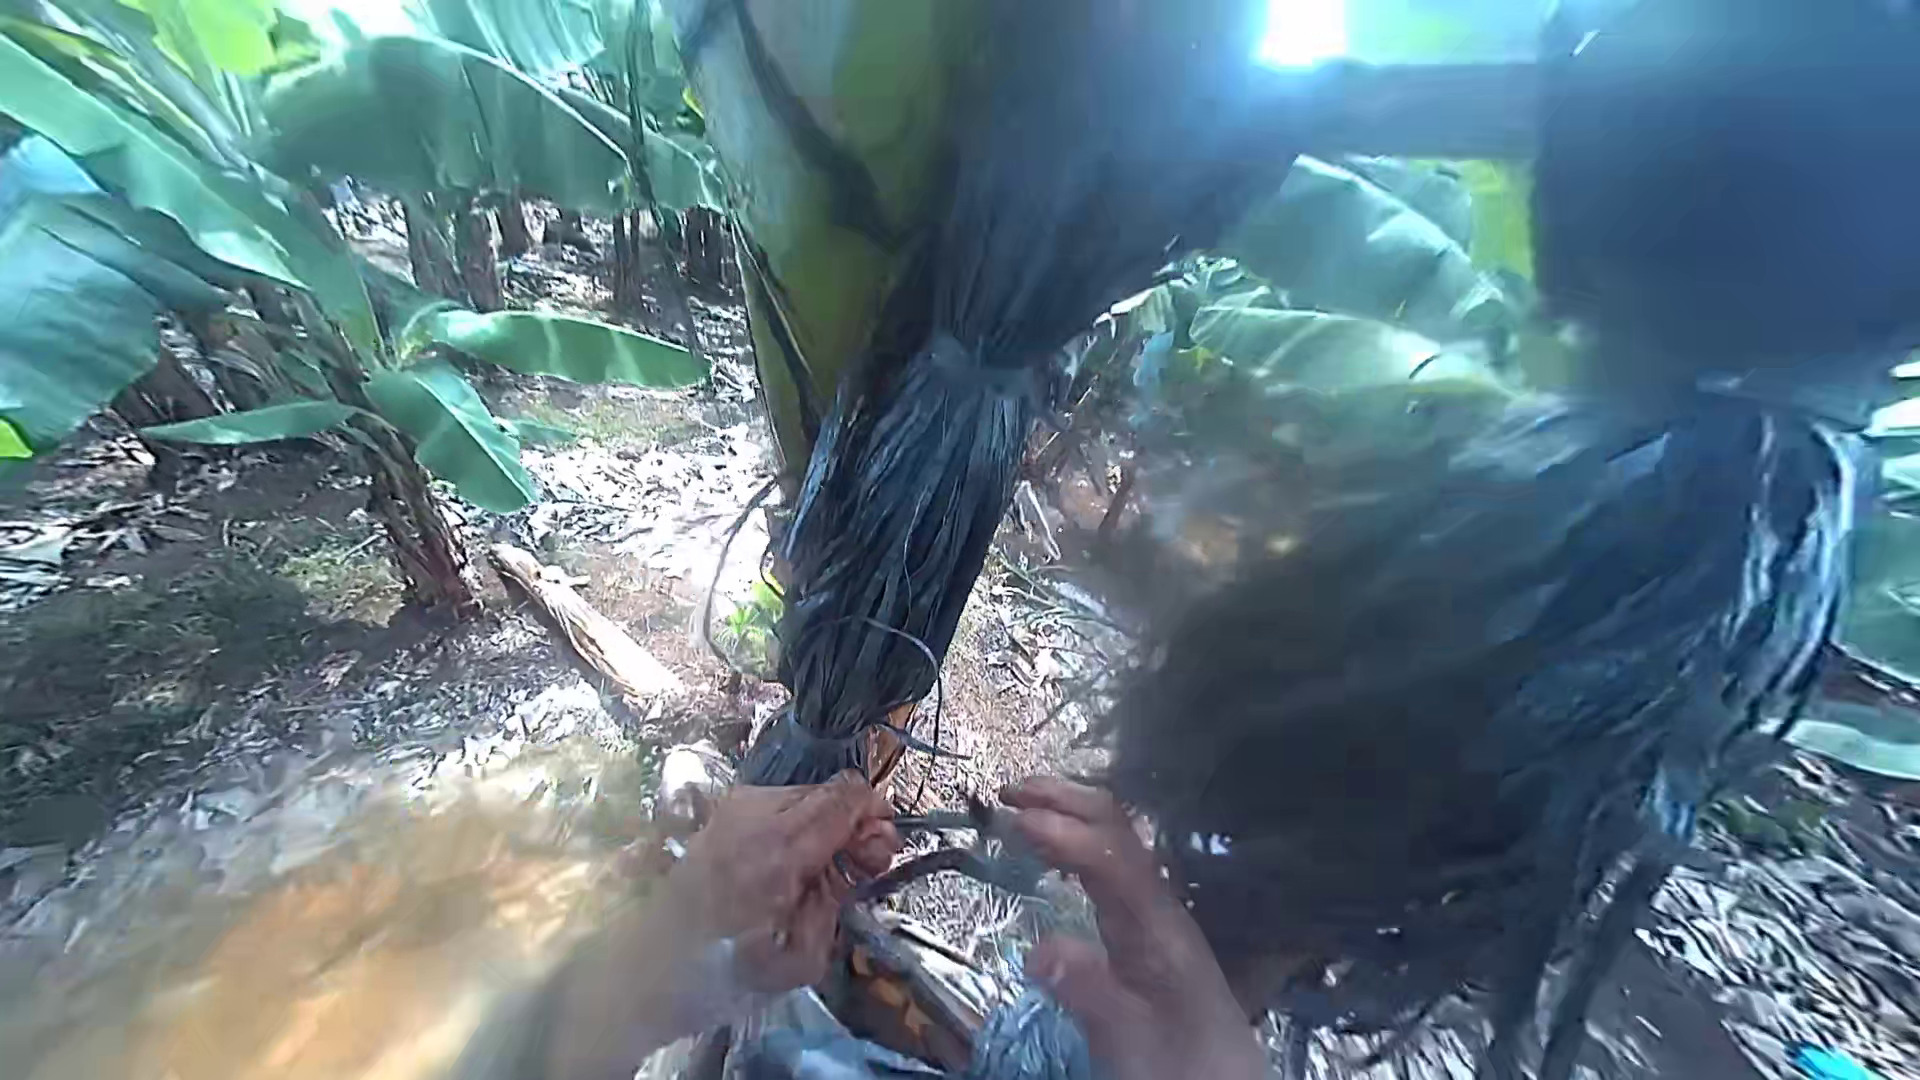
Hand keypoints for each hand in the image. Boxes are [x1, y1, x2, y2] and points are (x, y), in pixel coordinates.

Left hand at [545, 772, 898, 1078]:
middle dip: (856, 821)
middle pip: (833, 789)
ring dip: (828, 822)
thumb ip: (842, 893)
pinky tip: (792, 859)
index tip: (882, 846)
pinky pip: (784, 801)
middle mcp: (758, 811)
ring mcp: (739, 803)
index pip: (848, 794)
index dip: (876, 812)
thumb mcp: (799, 956)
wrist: (644, 968)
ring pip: (810, 793)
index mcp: (778, 848)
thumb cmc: (723, 972)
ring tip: (819, 868)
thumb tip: (871, 849)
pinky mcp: (729, 807)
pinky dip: (801, 823)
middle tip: (859, 863)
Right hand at [1002, 777, 1267, 1079]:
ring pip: (1109, 832)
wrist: (1223, 1079)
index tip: (1015, 819)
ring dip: (1064, 807)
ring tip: (1019, 803)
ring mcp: (1150, 898)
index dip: (1062, 830)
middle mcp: (1153, 895)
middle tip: (1010, 791)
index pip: (1108, 855)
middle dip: (1061, 797)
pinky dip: (1071, 834)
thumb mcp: (1129, 1039)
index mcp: (1154, 920)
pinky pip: (1105, 855)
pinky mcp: (1141, 910)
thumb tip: (1035, 952)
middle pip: (1111, 824)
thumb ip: (1088, 992)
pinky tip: (1047, 844)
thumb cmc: (1177, 1060)